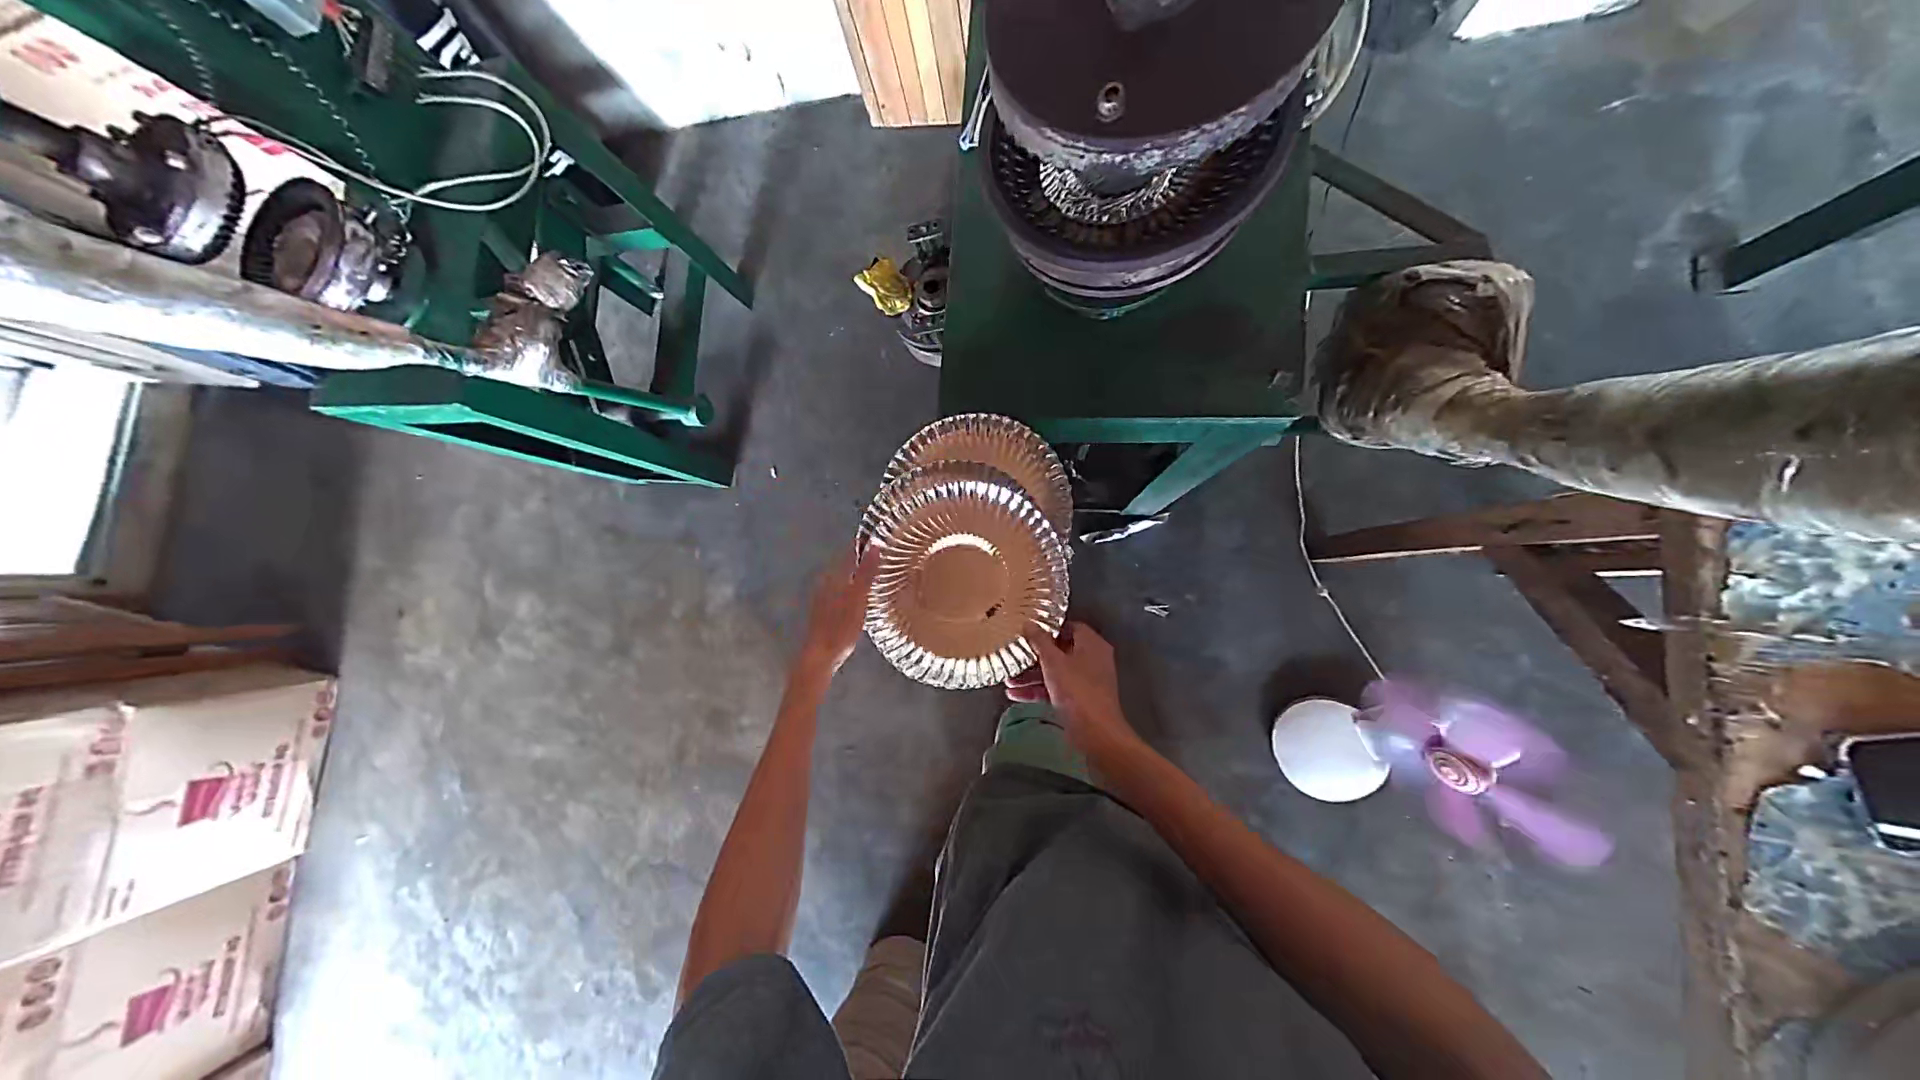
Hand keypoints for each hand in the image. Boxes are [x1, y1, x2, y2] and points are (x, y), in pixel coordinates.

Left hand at [797, 547, 878, 675]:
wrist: (819, 656)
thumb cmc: (841, 628)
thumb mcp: (859, 599)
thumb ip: (866, 572)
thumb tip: (874, 545)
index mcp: (835, 576)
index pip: (851, 553)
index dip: (865, 545)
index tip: (882, 540)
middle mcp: (826, 582)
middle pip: (847, 565)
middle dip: (863, 560)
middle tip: (884, 557)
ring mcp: (822, 597)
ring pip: (843, 579)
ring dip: (858, 576)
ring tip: (876, 577)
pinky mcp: (823, 611)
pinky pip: (841, 592)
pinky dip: (852, 590)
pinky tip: (860, 599)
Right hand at [1017, 622, 1138, 753]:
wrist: (1095, 732)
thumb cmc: (1076, 690)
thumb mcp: (1053, 661)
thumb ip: (1039, 641)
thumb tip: (1029, 624)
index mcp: (1092, 644)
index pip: (1070, 627)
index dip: (1049, 628)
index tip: (1029, 631)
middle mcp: (1092, 660)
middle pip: (1061, 651)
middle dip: (1035, 655)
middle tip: (1016, 655)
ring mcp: (1087, 681)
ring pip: (1057, 672)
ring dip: (1033, 675)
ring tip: (1009, 679)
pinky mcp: (1080, 700)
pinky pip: (1057, 689)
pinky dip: (1039, 690)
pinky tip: (1016, 695)